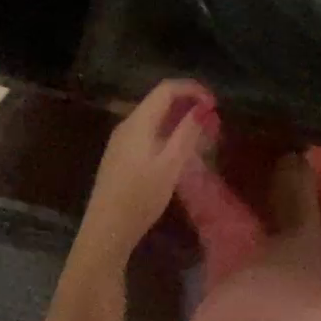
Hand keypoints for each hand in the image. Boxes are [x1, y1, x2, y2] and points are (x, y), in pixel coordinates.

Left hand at [80, 80, 214, 260]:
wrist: (106, 231)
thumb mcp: (170, 165)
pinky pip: (148, 131)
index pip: (167, 89)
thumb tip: (203, 107)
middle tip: (212, 120)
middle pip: (160, 100)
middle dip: (188, 103)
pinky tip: (179, 149)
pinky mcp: (121, 155)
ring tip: (202, 134)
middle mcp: (128, 124)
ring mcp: (122, 140)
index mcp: (138, 121)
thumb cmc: (140, 197)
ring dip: (179, 119)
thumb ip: (187, 133)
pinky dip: (168, 131)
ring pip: (154, 117)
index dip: (192, 89)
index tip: (214, 104)